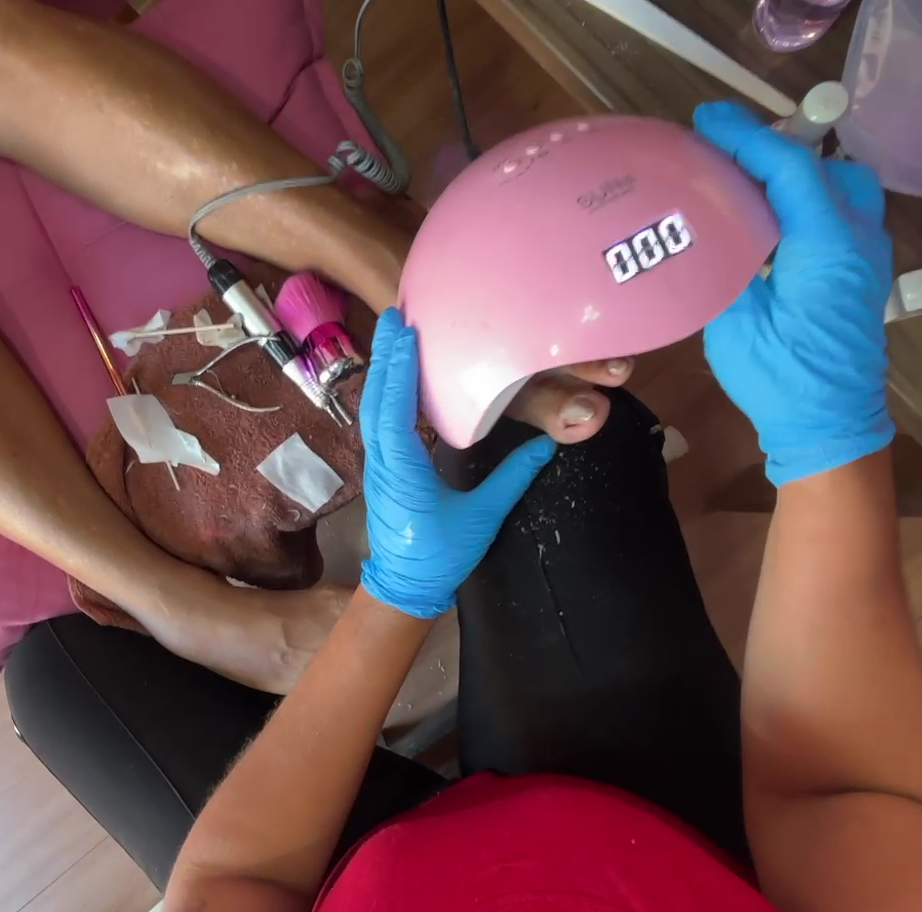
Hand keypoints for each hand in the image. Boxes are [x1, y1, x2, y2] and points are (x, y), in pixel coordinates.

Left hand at [359, 309, 554, 618]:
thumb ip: (512, 479)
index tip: (407, 331)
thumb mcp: (482, 517)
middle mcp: (384, 460)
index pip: (394, 410)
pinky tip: (400, 378)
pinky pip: (380, 423)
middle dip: (387, 356)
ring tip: (397, 335)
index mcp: (403, 469)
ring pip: (374, 409)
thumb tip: (548, 446)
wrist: (405, 588)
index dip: (399, 368)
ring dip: (384, 371)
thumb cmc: (441, 556)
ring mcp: (380, 464)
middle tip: (398, 314)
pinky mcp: (384, 470)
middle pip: (377, 400)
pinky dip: (388, 393)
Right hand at [693, 101, 893, 486]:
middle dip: (772, 150)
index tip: (704, 123)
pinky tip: (764, 222)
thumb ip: (727, 269)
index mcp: (826, 244)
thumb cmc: (779, 379)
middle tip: (717, 157)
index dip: (746, 138)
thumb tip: (709, 234)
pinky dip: (801, 202)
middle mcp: (857, 237)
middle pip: (821, 167)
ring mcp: (865, 255)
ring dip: (791, 176)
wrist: (829, 424)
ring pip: (837, 188)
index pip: (790, 168)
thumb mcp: (735, 326)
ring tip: (740, 186)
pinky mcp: (858, 273)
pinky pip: (837, 214)